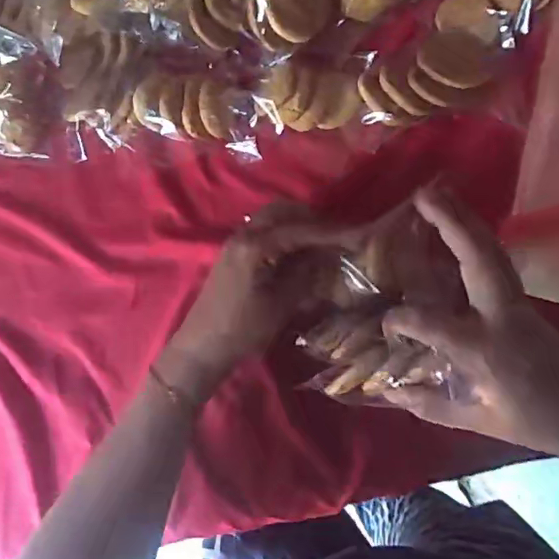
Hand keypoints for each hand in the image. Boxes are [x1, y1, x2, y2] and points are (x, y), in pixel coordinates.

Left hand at [160, 205, 334, 401]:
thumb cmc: (241, 330)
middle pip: (283, 211)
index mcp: (254, 246)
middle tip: (340, 234)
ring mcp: (236, 242)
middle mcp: (243, 235)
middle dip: (313, 219)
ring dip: (298, 223)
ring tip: (323, 241)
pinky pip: (264, 230)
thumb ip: (304, 275)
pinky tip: (299, 250)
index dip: (331, 232)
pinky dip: (285, 232)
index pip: (299, 229)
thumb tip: (326, 256)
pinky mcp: (234, 252)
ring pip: (272, 218)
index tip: (357, 234)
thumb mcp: (280, 306)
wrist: (201, 347)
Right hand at [378, 188, 558, 468]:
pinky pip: (498, 260)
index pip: (432, 322)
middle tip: (422, 194)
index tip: (387, 324)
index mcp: (486, 351)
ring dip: (466, 220)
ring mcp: (519, 304)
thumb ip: (430, 406)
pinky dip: (478, 236)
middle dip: (451, 224)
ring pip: (492, 252)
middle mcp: (502, 317)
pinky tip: (463, 223)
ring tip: (440, 193)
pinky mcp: (526, 301)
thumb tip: (389, 390)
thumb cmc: (534, 423)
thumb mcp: (479, 422)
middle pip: (477, 260)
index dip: (402, 319)